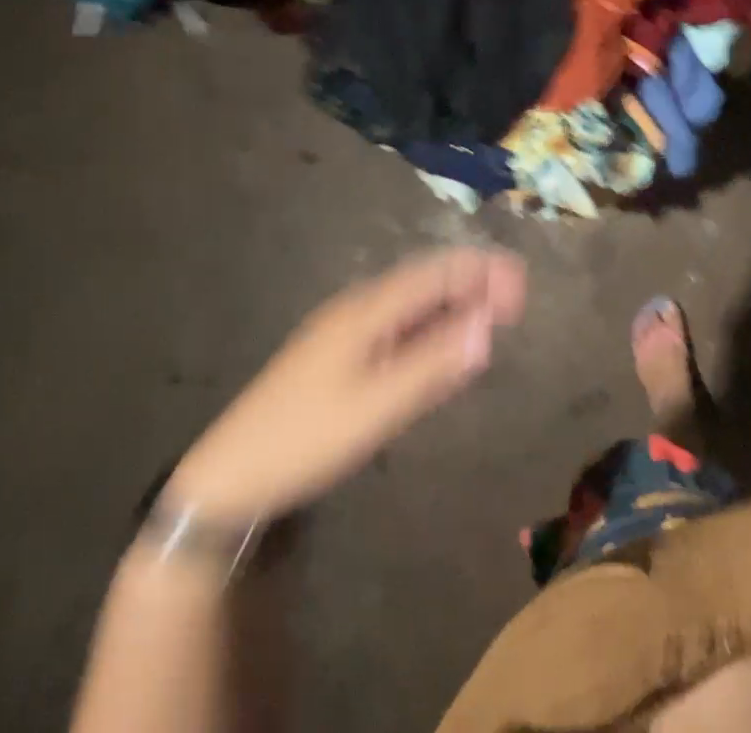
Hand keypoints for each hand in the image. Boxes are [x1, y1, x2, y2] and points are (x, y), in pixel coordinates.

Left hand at [162, 248, 526, 522]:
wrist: (229, 478)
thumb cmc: (303, 439)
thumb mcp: (376, 406)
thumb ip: (434, 366)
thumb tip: (488, 328)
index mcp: (363, 314)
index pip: (433, 275)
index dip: (480, 273)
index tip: (521, 283)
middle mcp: (356, 313)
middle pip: (423, 284)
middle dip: (472, 283)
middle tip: (516, 297)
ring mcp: (345, 335)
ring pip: (411, 307)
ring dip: (454, 305)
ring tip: (494, 314)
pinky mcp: (341, 359)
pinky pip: (398, 330)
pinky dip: (431, 329)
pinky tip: (446, 345)